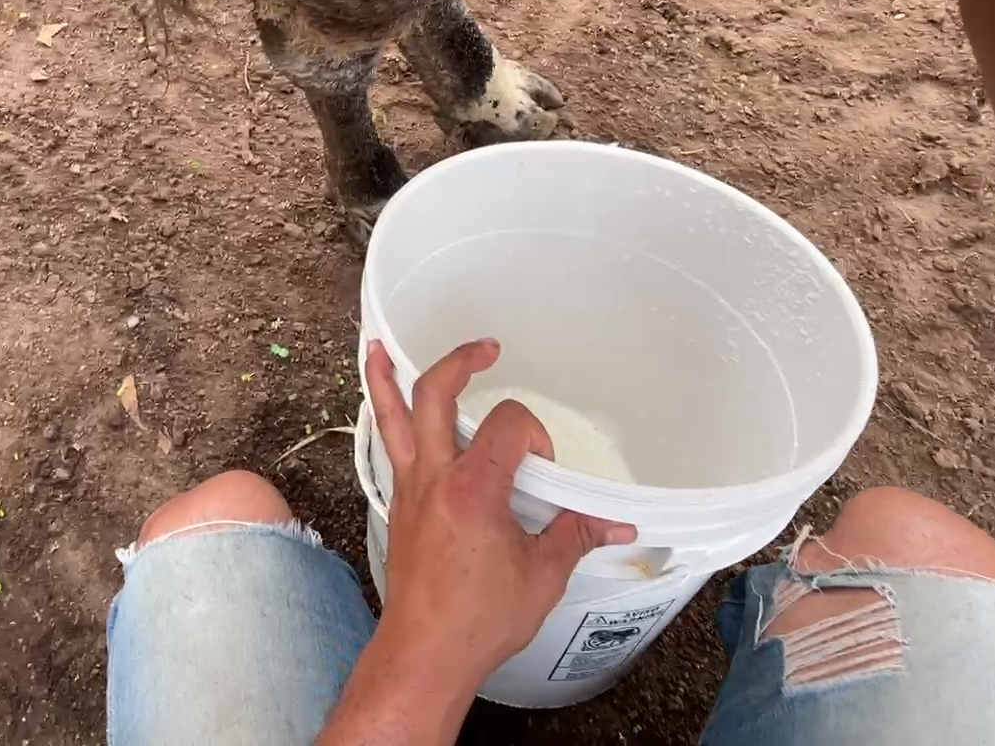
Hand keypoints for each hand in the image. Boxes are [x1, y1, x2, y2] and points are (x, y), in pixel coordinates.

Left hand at [365, 339, 635, 687]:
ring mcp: (410, 483)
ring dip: (386, 376)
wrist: (425, 650)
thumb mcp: (541, 576)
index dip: (533, 434)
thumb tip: (615, 523)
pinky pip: (387, 442)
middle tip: (485, 348)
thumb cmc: (479, 618)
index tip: (543, 465)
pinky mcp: (399, 498)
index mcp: (474, 488)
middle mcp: (435, 474)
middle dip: (460, 361)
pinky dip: (384, 414)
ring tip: (379, 346)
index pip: (507, 425)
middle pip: (435, 394)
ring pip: (392, 415)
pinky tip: (385, 403)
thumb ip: (575, 535)